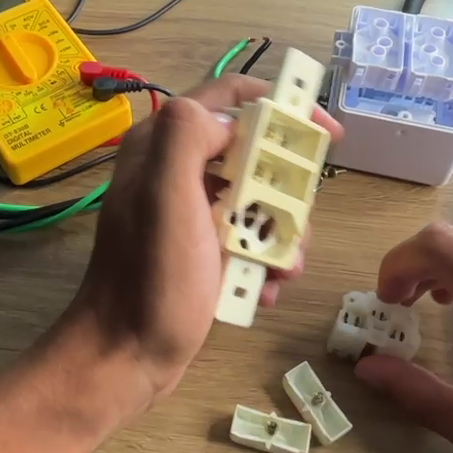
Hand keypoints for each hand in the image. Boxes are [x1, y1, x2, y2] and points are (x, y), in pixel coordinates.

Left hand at [56, 74, 341, 414]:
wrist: (127, 356)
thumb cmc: (151, 276)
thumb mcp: (166, 194)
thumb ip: (189, 135)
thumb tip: (229, 120)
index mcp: (162, 144)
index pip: (228, 97)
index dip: (281, 103)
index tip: (324, 130)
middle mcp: (174, 169)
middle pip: (253, 150)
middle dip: (284, 186)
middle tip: (297, 219)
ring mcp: (187, 211)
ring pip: (257, 197)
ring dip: (280, 231)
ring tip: (283, 267)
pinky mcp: (198, 247)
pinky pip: (248, 236)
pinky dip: (264, 258)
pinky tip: (264, 287)